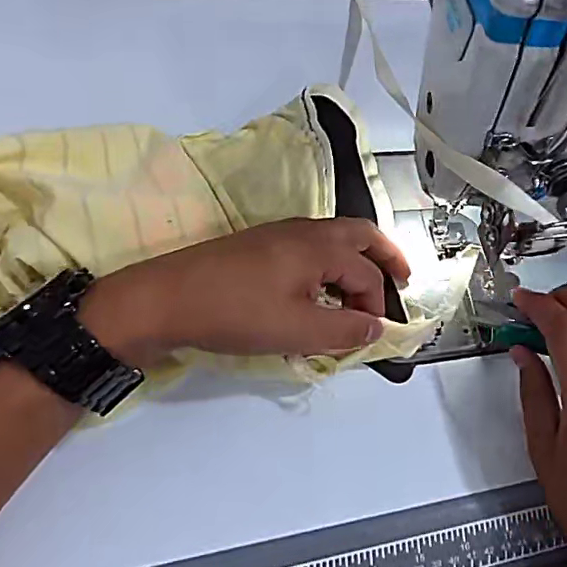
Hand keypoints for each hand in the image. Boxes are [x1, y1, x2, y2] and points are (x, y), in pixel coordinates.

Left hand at [80, 217, 411, 362]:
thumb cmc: (234, 312)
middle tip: (403, 280)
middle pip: (361, 235)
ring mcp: (281, 233)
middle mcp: (306, 230)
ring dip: (359, 259)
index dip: (378, 306)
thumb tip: (376, 328)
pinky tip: (321, 289)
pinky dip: (333, 262)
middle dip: (387, 256)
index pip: (367, 275)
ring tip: (364, 289)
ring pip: (336, 237)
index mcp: (320, 246)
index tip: (375, 335)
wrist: (164, 299)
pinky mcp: (261, 244)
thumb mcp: (297, 329)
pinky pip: (313, 245)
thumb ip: (344, 329)